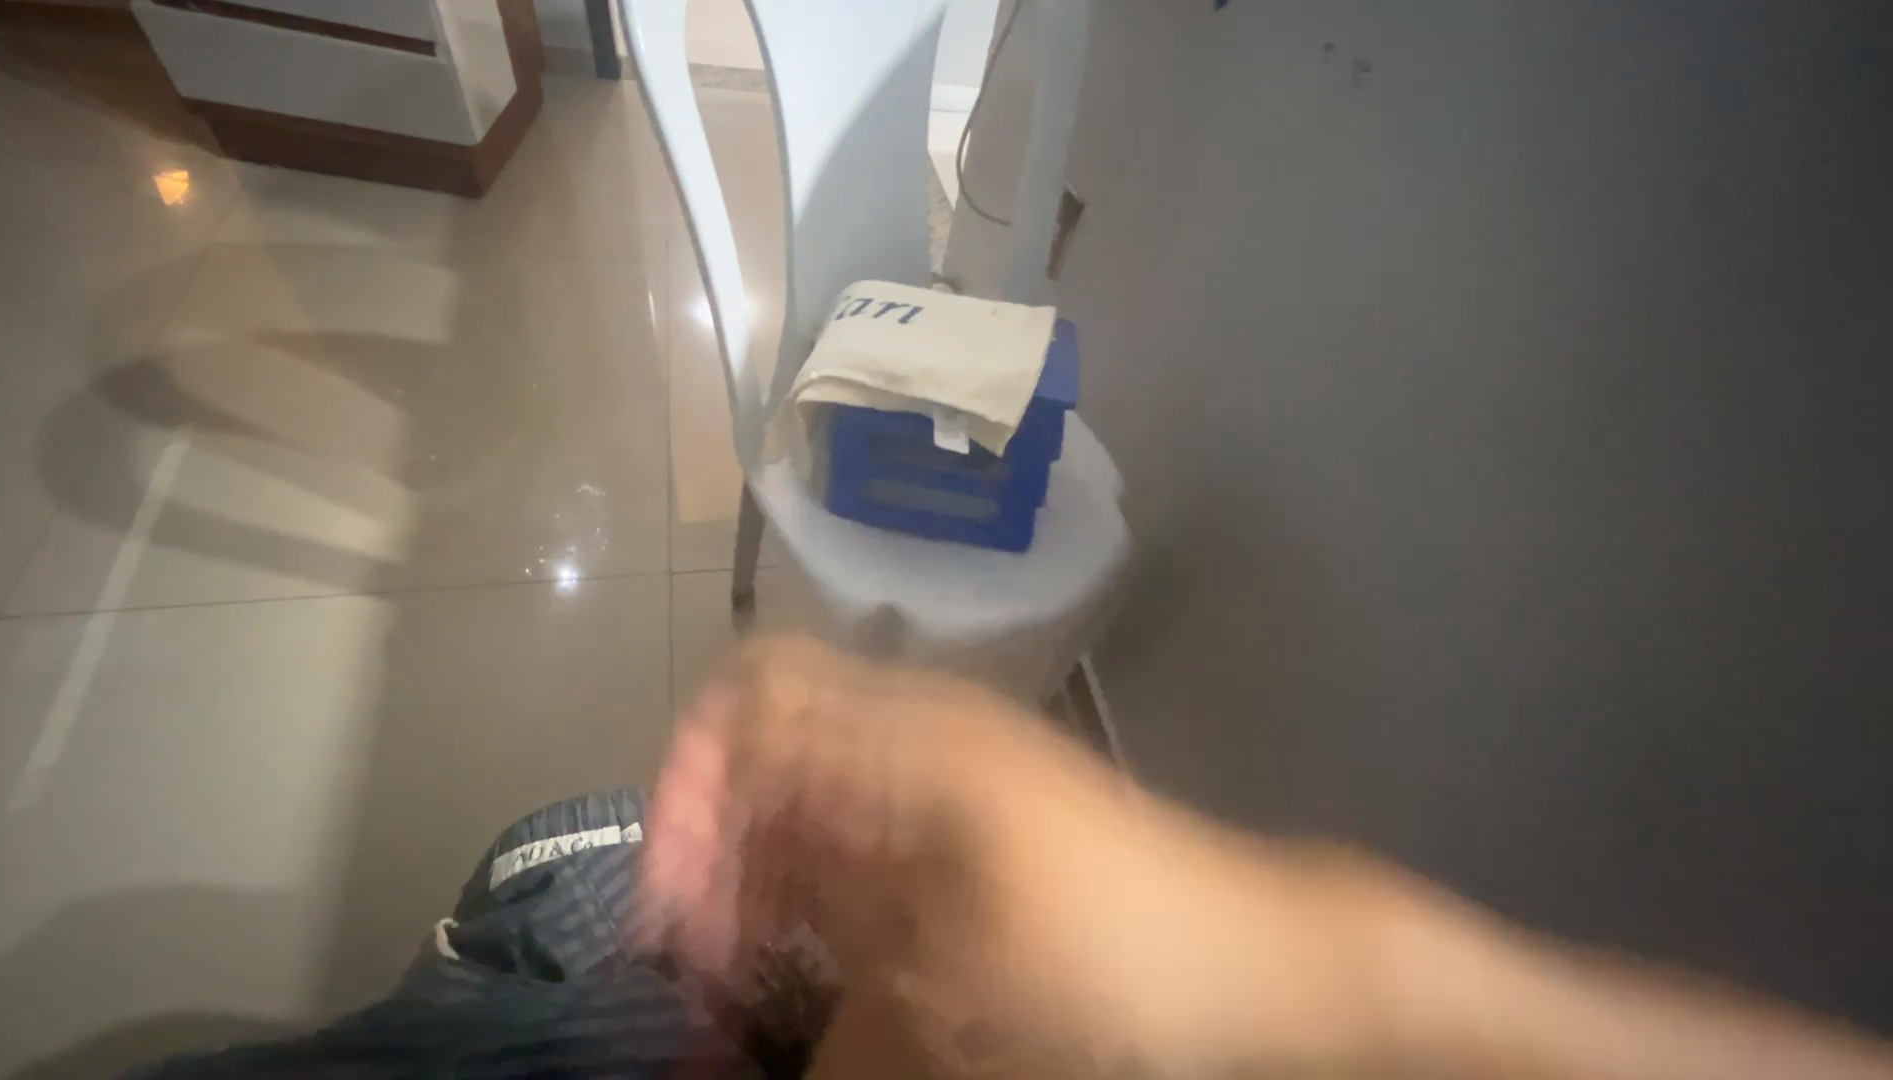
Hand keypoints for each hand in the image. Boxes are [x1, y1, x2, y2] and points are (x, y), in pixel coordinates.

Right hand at [637, 637, 1374, 1076]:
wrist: (1238, 957)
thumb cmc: (1109, 945)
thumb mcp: (960, 954)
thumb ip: (831, 926)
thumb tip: (717, 927)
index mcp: (905, 734)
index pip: (752, 693)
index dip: (691, 775)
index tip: (673, 892)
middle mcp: (905, 737)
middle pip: (761, 747)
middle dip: (710, 841)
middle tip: (697, 956)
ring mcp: (927, 780)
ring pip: (797, 796)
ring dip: (751, 876)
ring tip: (736, 974)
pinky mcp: (945, 829)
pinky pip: (845, 838)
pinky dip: (802, 894)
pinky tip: (801, 961)